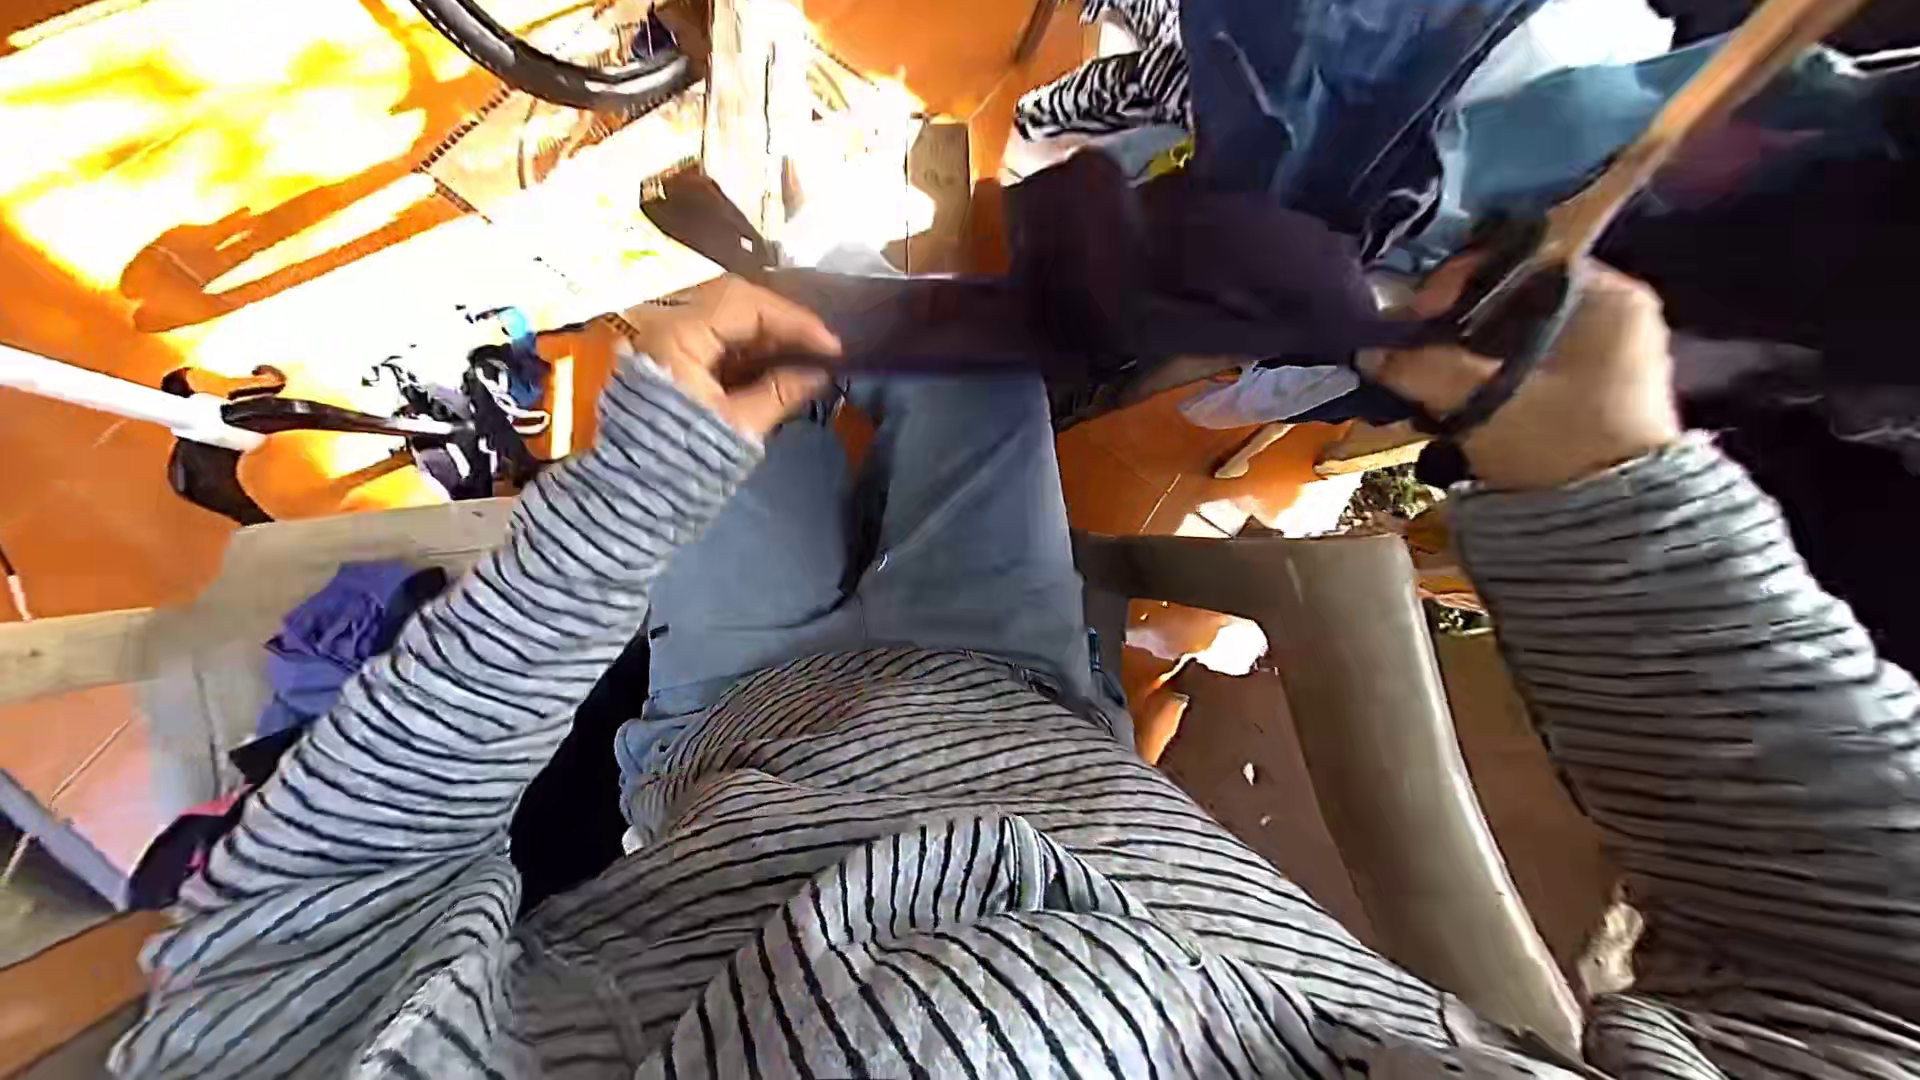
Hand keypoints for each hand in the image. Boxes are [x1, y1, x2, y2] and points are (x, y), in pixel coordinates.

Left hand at [619, 277, 841, 441]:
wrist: (635, 489)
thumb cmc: (684, 458)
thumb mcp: (739, 425)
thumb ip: (781, 393)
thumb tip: (820, 376)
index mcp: (677, 335)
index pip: (745, 304)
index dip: (795, 321)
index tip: (831, 345)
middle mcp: (666, 322)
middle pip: (736, 300)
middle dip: (784, 321)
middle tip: (822, 344)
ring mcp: (668, 337)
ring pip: (727, 315)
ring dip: (770, 331)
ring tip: (808, 352)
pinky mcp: (674, 356)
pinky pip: (718, 336)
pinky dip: (752, 345)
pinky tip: (781, 359)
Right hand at [1360, 260, 1681, 490]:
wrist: (1607, 514)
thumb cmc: (1556, 443)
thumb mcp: (1481, 402)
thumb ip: (1420, 370)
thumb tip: (1366, 351)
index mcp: (1601, 297)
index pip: (1516, 258)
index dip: (1456, 280)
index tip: (1415, 317)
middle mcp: (1604, 310)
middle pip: (1504, 296)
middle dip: (1447, 322)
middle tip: (1408, 350)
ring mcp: (1591, 348)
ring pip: (1502, 330)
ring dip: (1454, 350)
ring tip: (1418, 375)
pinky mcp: (1574, 382)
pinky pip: (1510, 357)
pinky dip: (1473, 369)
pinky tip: (1445, 392)